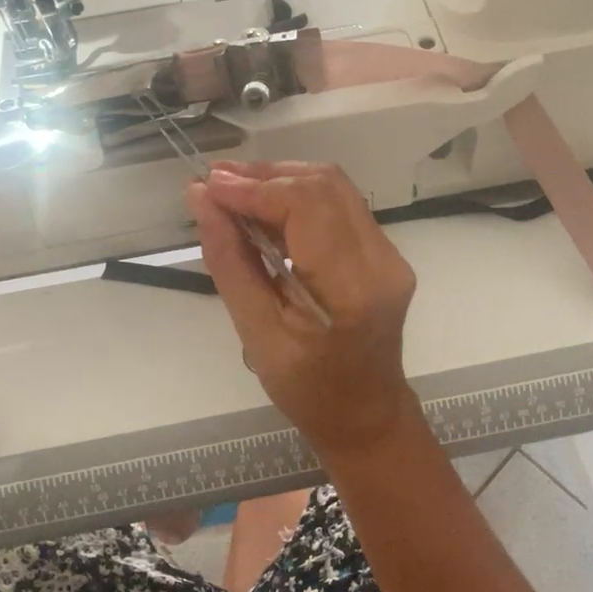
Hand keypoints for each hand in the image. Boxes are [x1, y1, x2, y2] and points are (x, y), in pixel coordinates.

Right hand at [187, 161, 418, 459]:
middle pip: (325, 184)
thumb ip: (230, 262)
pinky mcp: (385, 253)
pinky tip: (264, 210)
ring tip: (232, 189)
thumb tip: (202, 200)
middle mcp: (382, 261)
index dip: (254, 188)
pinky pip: (341, 206)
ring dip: (281, 180)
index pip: (306, 207)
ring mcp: (390, 254)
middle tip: (215, 182)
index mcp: (352, 289)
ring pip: (335, 187)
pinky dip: (299, 198)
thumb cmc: (307, 390)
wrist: (366, 416)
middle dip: (266, 175)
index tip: (207, 187)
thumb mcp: (257, 334)